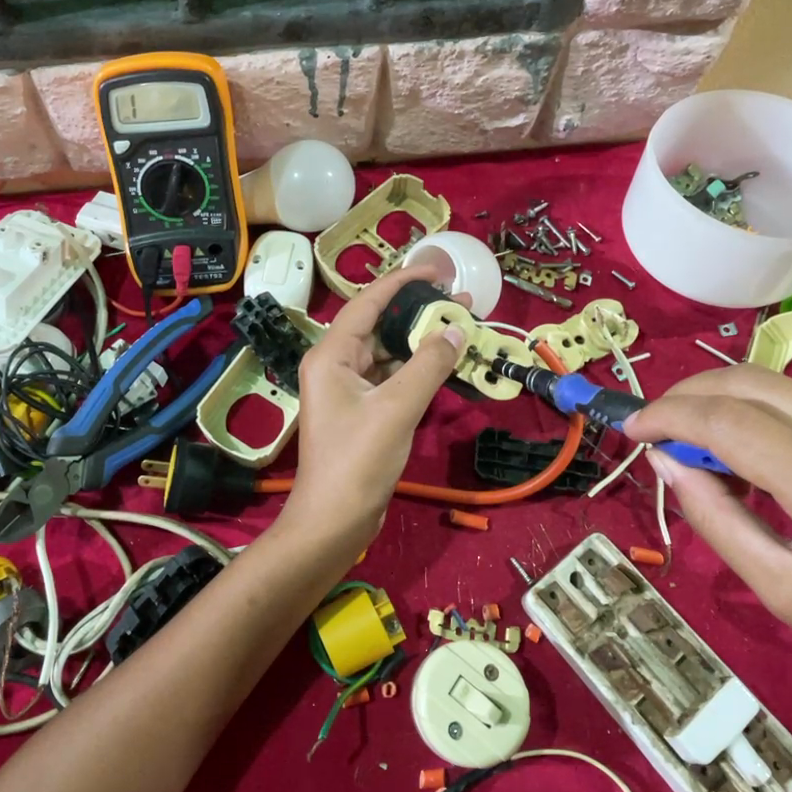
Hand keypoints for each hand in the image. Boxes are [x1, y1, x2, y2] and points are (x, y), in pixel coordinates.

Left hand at [283, 264, 467, 550]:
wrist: (333, 522)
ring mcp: (347, 390)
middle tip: (459, 299)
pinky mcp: (361, 412)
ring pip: (387, 353)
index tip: (438, 270)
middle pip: (378, 325)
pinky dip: (416, 369)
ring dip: (420, 341)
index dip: (402, 281)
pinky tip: (445, 363)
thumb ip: (428, 365)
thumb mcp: (397, 408)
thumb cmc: (358, 460)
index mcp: (331, 355)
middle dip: (418, 311)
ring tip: (460, 326)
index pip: (368, 303)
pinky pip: (390, 378)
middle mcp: (334, 365)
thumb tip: (456, 330)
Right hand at [624, 365, 791, 791]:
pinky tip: (755, 459)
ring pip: (786, 391)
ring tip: (696, 449)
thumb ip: (719, 520)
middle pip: (758, 384)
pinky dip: (768, 420)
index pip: (733, 422)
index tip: (629, 428)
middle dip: (692, 392)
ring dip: (728, 404)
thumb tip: (665, 461)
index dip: (669, 414)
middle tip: (653, 424)